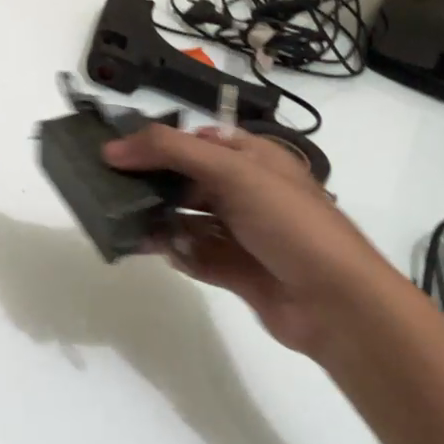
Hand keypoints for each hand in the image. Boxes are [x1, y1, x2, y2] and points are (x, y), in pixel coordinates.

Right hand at [103, 124, 397, 356]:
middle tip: (105, 184)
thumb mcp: (232, 170)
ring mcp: (241, 232)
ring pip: (185, 217)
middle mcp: (245, 190)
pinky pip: (193, 253)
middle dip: (149, 181)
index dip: (155, 141)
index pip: (193, 140)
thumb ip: (170, 151)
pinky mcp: (235, 270)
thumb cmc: (288, 221)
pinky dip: (172, 249)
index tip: (112, 150)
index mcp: (252, 157)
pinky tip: (149, 247)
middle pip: (185, 178)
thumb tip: (111, 148)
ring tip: (117, 217)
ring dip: (155, 217)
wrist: (338, 303)